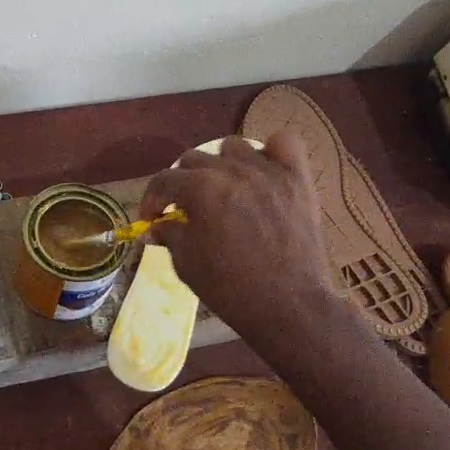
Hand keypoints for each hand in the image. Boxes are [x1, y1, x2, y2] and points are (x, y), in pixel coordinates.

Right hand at [140, 133, 349, 338]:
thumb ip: (169, 235)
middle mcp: (233, 171)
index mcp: (201, 190)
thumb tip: (155, 227)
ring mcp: (269, 172)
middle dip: (181, 184)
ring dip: (221, 165)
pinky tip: (264, 172)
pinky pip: (285, 143)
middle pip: (194, 159)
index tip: (152, 219)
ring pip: (234, 147)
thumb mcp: (186, 264)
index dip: (151, 200)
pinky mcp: (298, 180)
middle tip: (186, 210)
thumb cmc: (230, 289)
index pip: (164, 181)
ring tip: (224, 190)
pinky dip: (271, 152)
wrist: (288, 306)